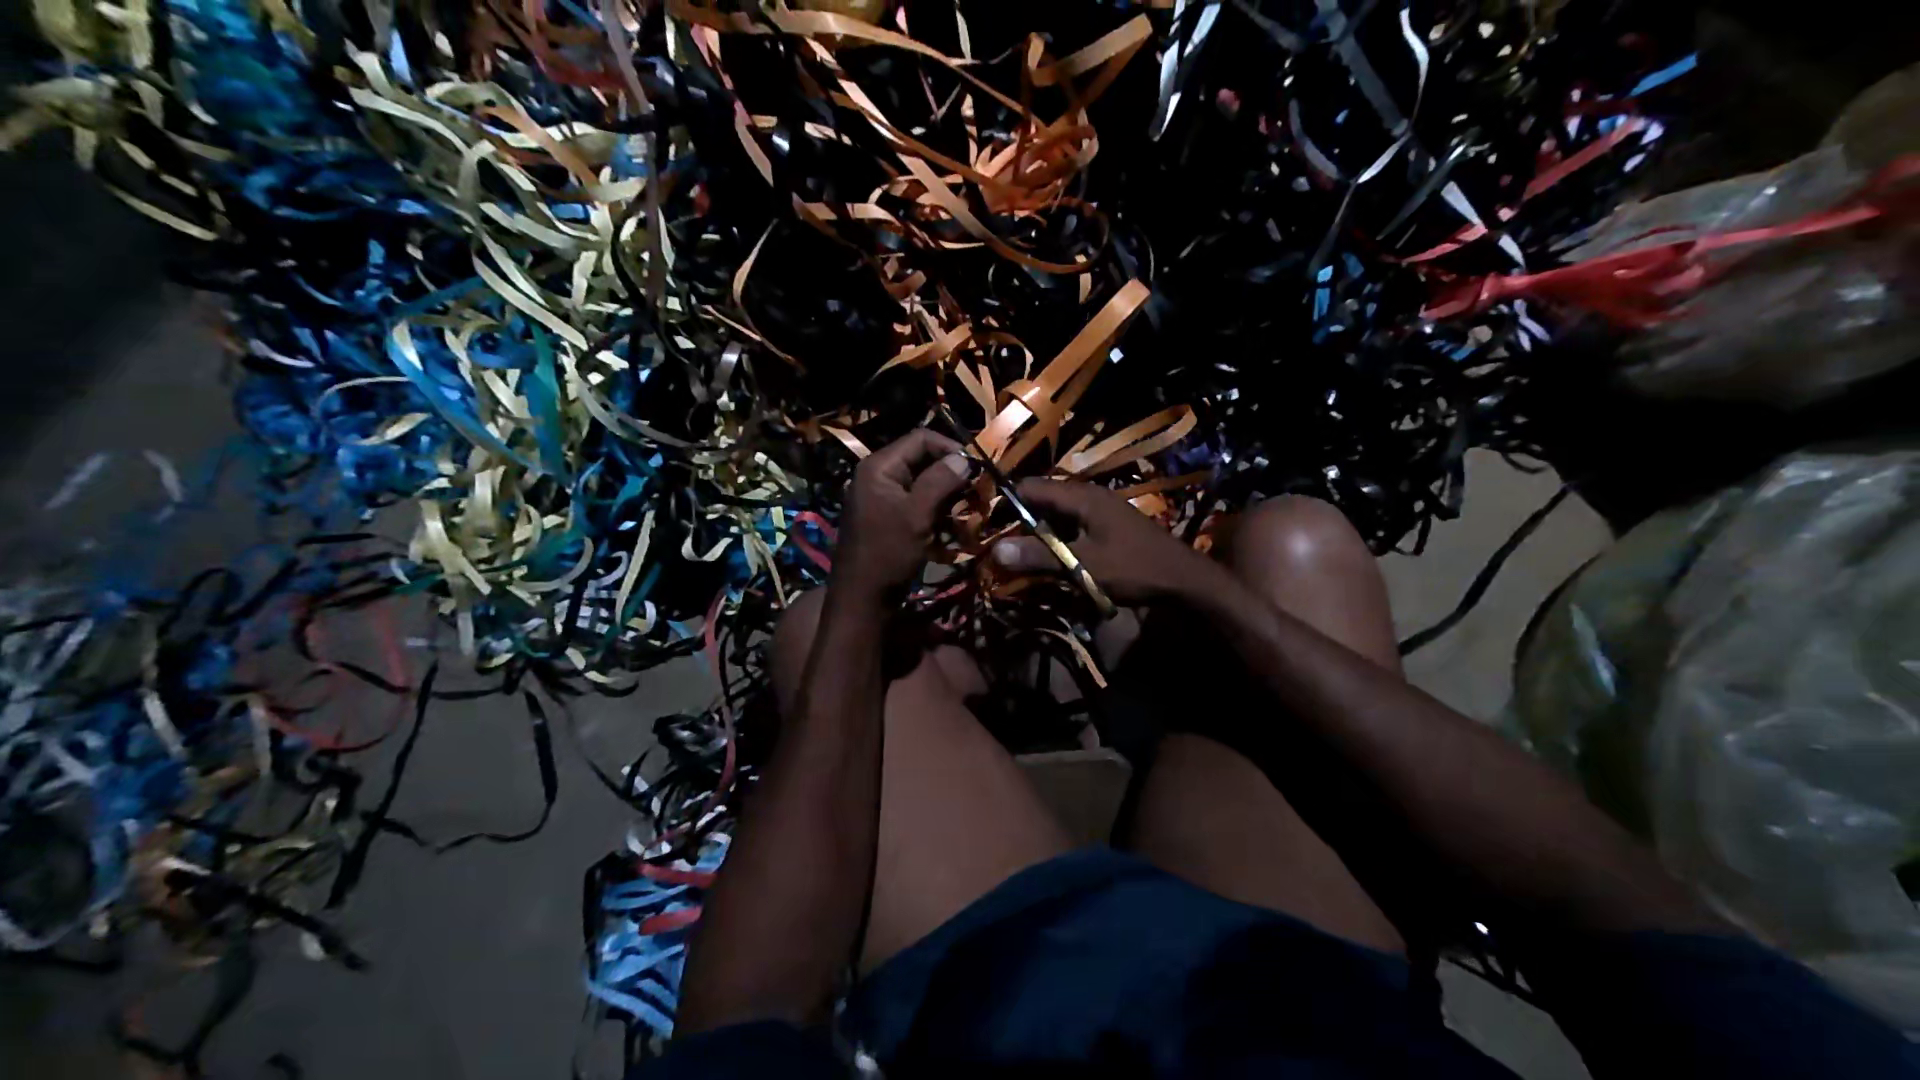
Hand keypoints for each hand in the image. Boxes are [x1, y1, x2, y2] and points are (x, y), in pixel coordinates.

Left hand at [833, 429, 971, 599]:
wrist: (862, 600)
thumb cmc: (887, 554)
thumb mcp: (917, 515)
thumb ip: (941, 481)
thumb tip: (965, 458)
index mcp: (878, 467)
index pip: (921, 439)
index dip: (952, 447)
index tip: (979, 467)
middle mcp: (878, 476)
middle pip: (923, 460)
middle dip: (953, 473)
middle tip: (978, 491)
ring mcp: (882, 498)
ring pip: (924, 484)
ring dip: (949, 495)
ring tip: (970, 510)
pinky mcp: (889, 519)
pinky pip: (918, 504)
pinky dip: (937, 511)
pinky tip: (954, 527)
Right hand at [989, 479, 1221, 603]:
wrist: (1184, 580)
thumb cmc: (1134, 568)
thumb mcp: (1083, 565)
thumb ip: (1039, 557)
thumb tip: (994, 551)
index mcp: (1082, 497)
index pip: (1030, 487)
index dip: (1005, 501)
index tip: (982, 522)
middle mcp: (1089, 497)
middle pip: (1041, 500)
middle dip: (1017, 521)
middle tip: (994, 543)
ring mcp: (1100, 511)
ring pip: (1055, 515)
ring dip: (1036, 533)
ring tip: (1014, 554)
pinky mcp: (1107, 527)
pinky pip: (1071, 527)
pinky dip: (1055, 540)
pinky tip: (1046, 559)